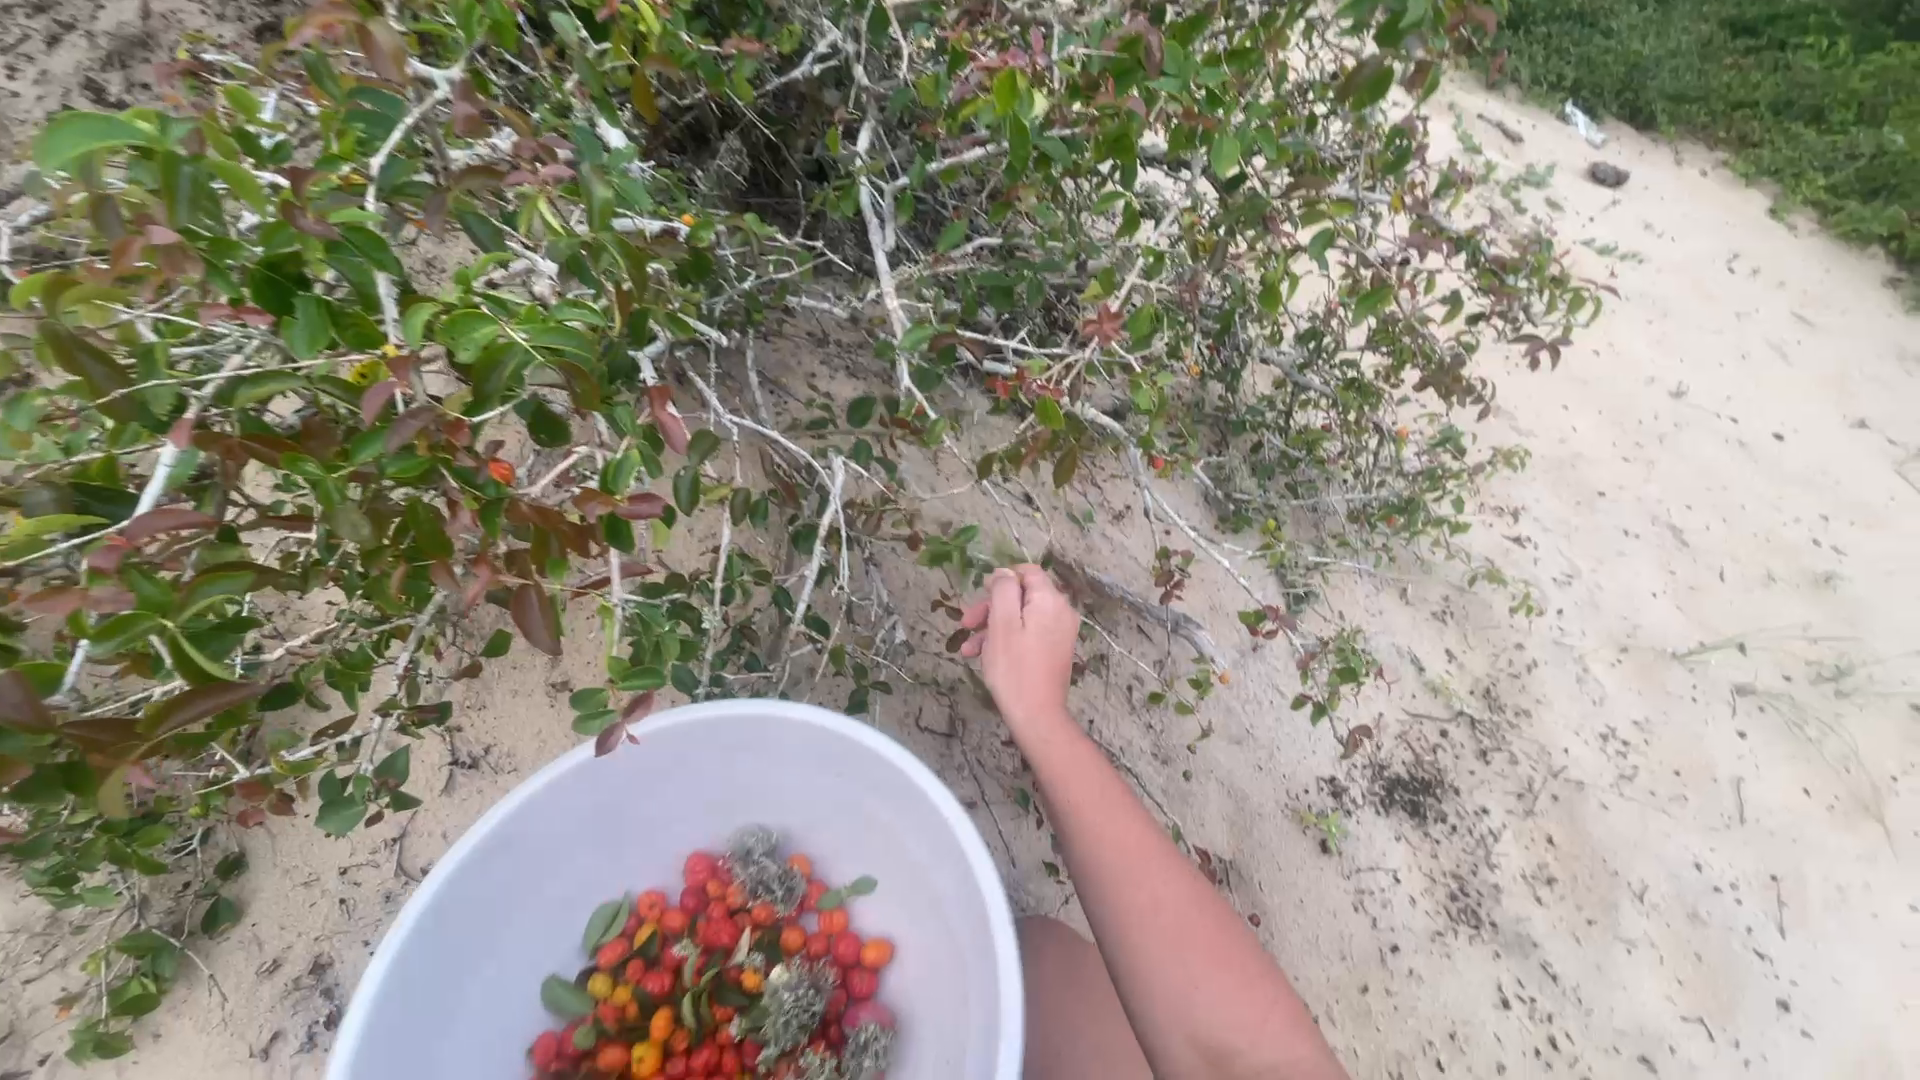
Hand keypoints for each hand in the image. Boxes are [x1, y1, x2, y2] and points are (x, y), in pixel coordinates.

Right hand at [959, 564, 1079, 736]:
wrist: (1036, 715)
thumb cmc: (1014, 668)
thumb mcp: (1001, 623)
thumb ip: (1003, 590)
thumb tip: (1004, 573)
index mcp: (1050, 600)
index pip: (1027, 572)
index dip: (1001, 579)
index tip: (980, 595)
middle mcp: (1060, 611)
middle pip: (1021, 595)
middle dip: (991, 607)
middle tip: (966, 623)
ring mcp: (1059, 632)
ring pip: (1021, 617)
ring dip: (992, 627)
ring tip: (969, 648)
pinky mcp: (1054, 650)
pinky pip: (1028, 633)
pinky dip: (1006, 639)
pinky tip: (982, 656)